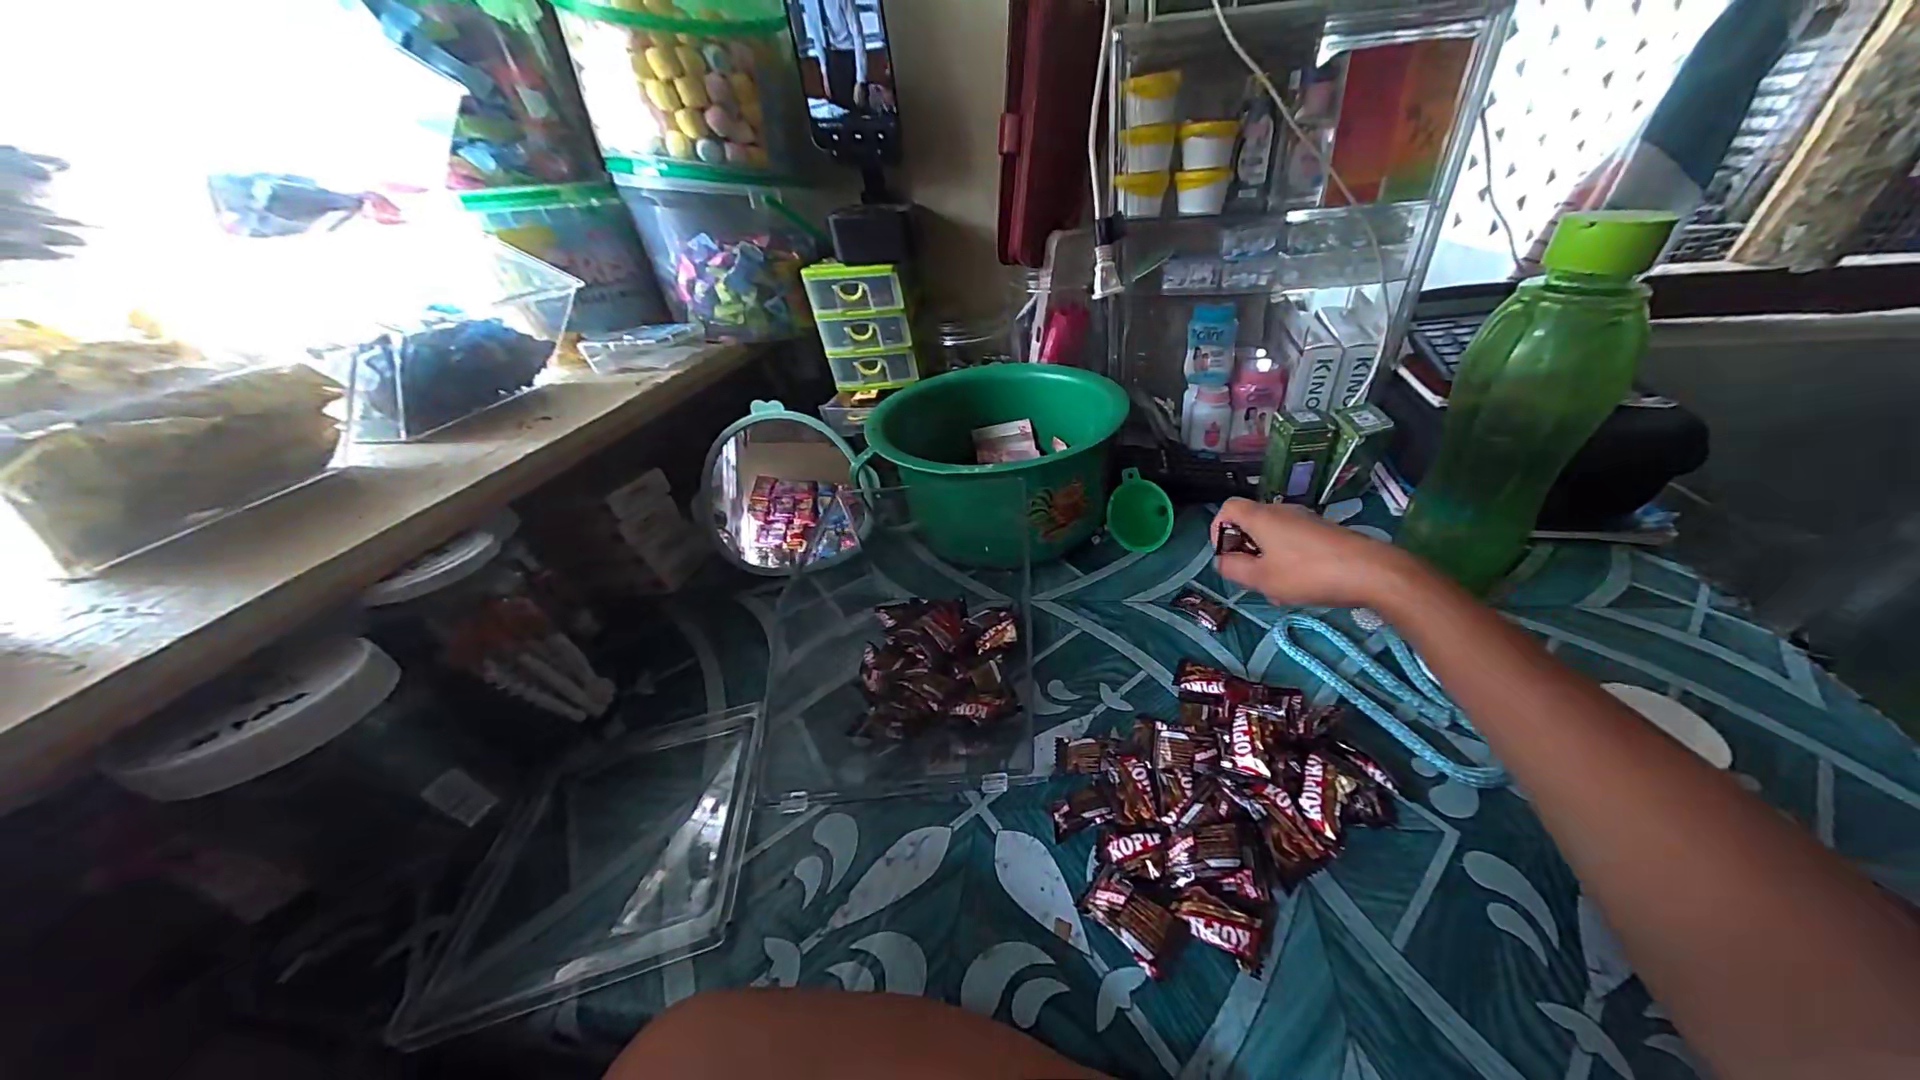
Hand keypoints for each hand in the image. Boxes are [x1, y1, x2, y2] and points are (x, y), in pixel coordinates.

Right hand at [1211, 498, 1421, 609]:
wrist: (1371, 572)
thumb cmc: (1308, 573)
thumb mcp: (1261, 578)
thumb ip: (1233, 568)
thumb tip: (1222, 561)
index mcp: (1261, 517)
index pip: (1228, 508)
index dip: (1218, 529)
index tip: (1225, 555)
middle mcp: (1282, 512)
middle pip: (1249, 523)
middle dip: (1243, 550)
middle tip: (1250, 577)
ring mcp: (1305, 520)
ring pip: (1271, 536)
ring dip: (1265, 559)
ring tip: (1275, 588)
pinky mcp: (1323, 533)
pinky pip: (1292, 542)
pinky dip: (1286, 560)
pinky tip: (1298, 585)